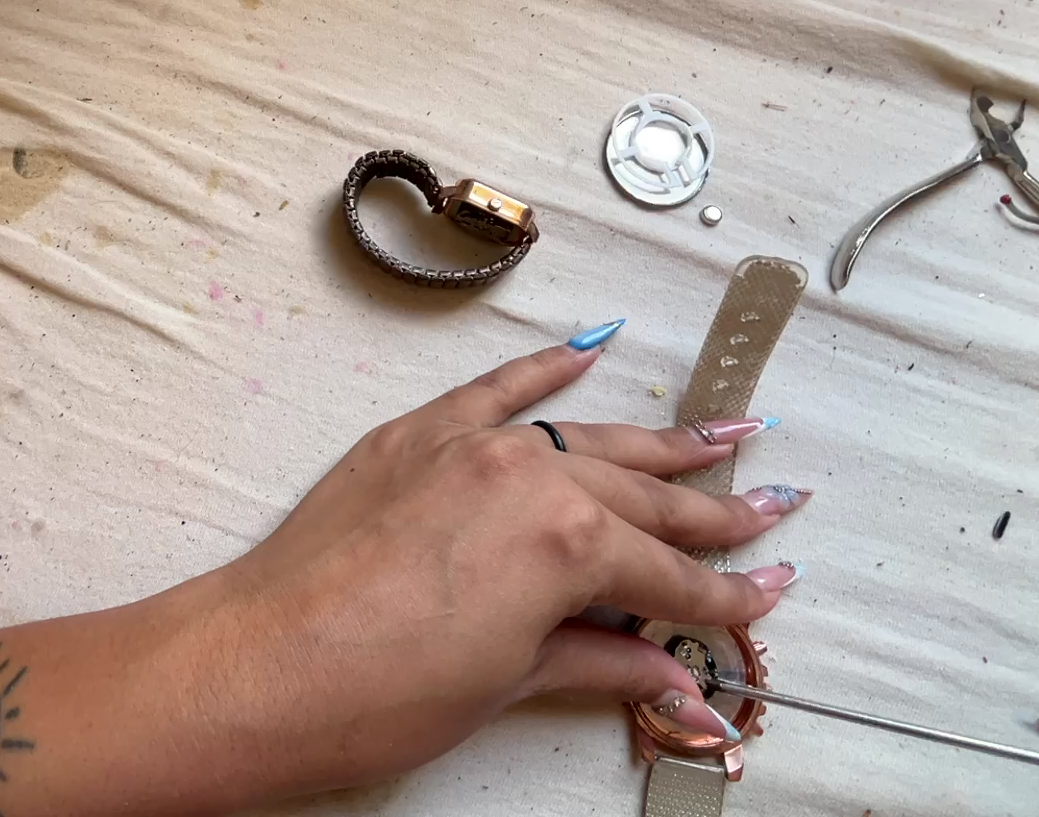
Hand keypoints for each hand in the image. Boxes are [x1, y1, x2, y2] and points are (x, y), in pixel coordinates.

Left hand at [169, 326, 806, 804]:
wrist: (264, 658)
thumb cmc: (384, 691)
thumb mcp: (508, 681)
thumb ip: (599, 658)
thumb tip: (679, 681)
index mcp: (565, 543)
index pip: (667, 574)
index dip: (723, 596)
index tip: (766, 597)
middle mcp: (529, 472)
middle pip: (639, 496)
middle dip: (710, 512)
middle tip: (773, 509)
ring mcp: (472, 441)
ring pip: (585, 438)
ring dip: (655, 442)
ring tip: (722, 431)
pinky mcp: (420, 430)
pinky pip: (495, 387)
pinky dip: (542, 367)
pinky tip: (589, 347)